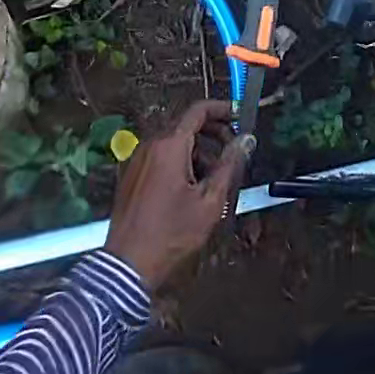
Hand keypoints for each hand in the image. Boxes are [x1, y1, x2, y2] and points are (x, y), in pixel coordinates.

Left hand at [104, 100, 252, 287]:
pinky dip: (180, 161)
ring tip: (215, 177)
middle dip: (213, 133)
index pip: (197, 111)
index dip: (222, 109)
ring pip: (174, 142)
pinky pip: (161, 156)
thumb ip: (229, 164)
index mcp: (169, 146)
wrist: (128, 264)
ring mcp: (137, 160)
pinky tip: (192, 187)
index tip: (239, 115)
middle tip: (233, 150)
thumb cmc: (172, 232)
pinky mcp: (132, 175)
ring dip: (198, 150)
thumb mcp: (210, 200)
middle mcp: (150, 146)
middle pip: (186, 125)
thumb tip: (246, 140)